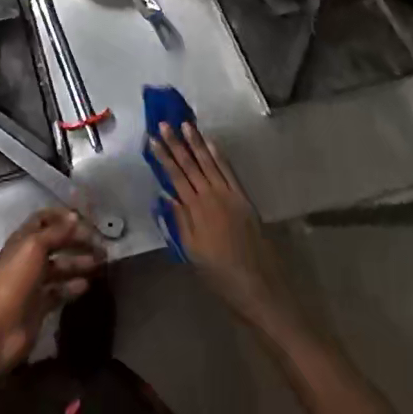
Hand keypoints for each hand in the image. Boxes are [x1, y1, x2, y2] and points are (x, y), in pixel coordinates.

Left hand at [0, 207, 104, 391]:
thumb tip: (74, 216)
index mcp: (22, 239)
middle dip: (75, 242)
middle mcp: (27, 257)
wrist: (0, 326)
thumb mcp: (33, 248)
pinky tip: (88, 286)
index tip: (86, 219)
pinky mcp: (39, 304)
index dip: (61, 217)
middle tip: (100, 245)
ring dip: (77, 263)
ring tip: (100, 264)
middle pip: (53, 244)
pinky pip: (58, 291)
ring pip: (58, 268)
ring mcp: (33, 282)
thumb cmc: (15, 280)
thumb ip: (54, 233)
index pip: (42, 220)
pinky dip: (72, 287)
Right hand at [151, 124, 289, 323]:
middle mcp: (213, 197)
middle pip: (191, 165)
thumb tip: (166, 194)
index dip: (163, 156)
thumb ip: (179, 220)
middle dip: (176, 143)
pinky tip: (212, 146)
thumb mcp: (192, 250)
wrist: (260, 290)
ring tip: (186, 125)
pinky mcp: (246, 202)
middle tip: (164, 123)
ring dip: (197, 143)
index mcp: (196, 209)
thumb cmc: (220, 274)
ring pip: (210, 164)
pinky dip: (220, 157)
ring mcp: (231, 197)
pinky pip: (230, 173)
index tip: (151, 138)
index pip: (175, 176)